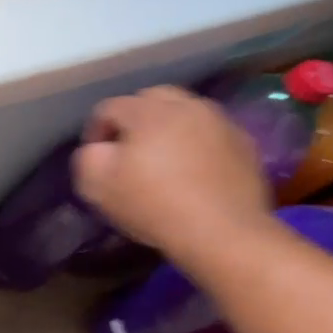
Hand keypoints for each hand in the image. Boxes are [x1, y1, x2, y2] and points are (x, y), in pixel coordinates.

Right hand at [73, 86, 274, 258]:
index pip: (109, 108)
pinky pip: (211, 132)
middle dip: (134, 120)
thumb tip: (99, 148)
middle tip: (130, 151)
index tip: (98, 160)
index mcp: (149, 111)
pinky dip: (197, 142)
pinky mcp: (245, 144)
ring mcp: (221, 123)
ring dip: (168, 128)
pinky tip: (193, 170)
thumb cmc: (154, 206)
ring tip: (164, 158)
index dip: (96, 132)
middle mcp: (187, 106)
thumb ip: (87, 155)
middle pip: (151, 98)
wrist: (223, 234)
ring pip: (185, 112)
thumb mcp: (97, 185)